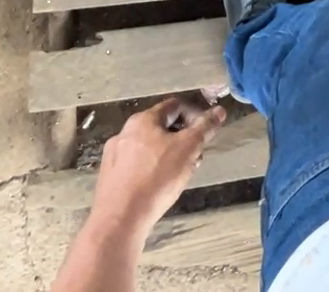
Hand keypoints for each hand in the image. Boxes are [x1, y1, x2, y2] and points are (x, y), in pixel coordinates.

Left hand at [88, 95, 227, 236]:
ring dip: (169, 154)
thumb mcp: (189, 148)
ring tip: (181, 173)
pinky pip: (137, 165)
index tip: (205, 133)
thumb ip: (206, 126)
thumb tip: (220, 110)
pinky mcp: (109, 178)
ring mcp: (113, 157)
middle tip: (195, 155)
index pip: (176, 106)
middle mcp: (124, 133)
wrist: (119, 222)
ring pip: (150, 147)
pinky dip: (152, 169)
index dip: (195, 115)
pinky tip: (160, 186)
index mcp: (142, 120)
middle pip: (162, 127)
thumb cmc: (156, 178)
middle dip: (183, 138)